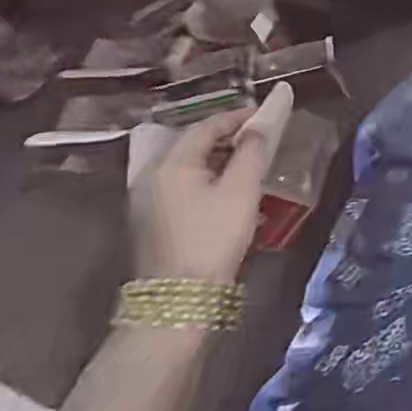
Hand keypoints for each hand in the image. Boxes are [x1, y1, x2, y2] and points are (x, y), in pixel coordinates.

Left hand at [128, 82, 293, 279]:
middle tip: (258, 138)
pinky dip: (207, 180)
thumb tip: (260, 125)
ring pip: (187, 167)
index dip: (237, 117)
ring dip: (218, 160)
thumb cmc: (214, 236)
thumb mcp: (241, 190)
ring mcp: (148, 200)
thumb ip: (252, 152)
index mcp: (172, 162)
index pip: (206, 126)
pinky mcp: (152, 221)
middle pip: (193, 145)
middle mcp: (152, 175)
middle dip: (227, 137)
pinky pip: (182, 187)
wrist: (181, 295)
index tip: (263, 114)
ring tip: (247, 163)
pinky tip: (227, 193)